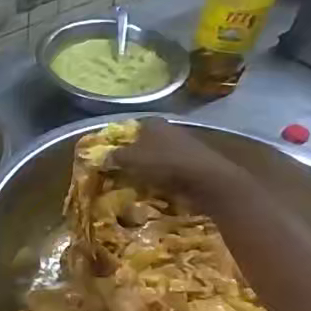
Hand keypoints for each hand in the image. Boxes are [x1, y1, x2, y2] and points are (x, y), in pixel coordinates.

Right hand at [112, 119, 249, 200]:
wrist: (208, 180)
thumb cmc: (164, 163)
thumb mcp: (129, 160)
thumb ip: (114, 157)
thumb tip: (102, 157)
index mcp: (152, 123)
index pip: (131, 127)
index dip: (120, 139)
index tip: (111, 153)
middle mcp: (169, 130)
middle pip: (146, 141)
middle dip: (136, 153)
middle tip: (122, 168)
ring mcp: (186, 146)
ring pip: (160, 155)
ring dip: (151, 166)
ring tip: (138, 182)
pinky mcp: (197, 163)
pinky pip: (174, 168)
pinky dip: (166, 176)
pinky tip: (158, 188)